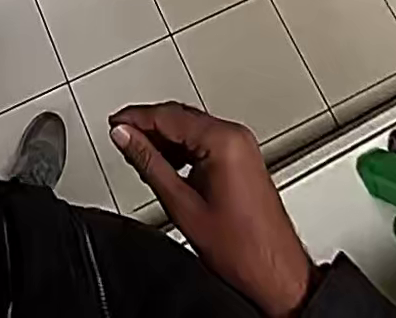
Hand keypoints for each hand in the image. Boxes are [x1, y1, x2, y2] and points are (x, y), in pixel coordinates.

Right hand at [109, 102, 310, 317]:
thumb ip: (148, 162)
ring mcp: (241, 144)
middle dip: (147, 125)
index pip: (168, 116)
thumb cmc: (243, 250)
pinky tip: (166, 162)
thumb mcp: (181, 204)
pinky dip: (181, 146)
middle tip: (122, 134)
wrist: (279, 279)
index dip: (136, 118)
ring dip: (163, 136)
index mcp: (222, 140)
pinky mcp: (242, 155)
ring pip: (190, 126)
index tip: (116, 123)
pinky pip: (203, 138)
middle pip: (179, 116)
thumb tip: (124, 136)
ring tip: (139, 151)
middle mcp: (234, 135)